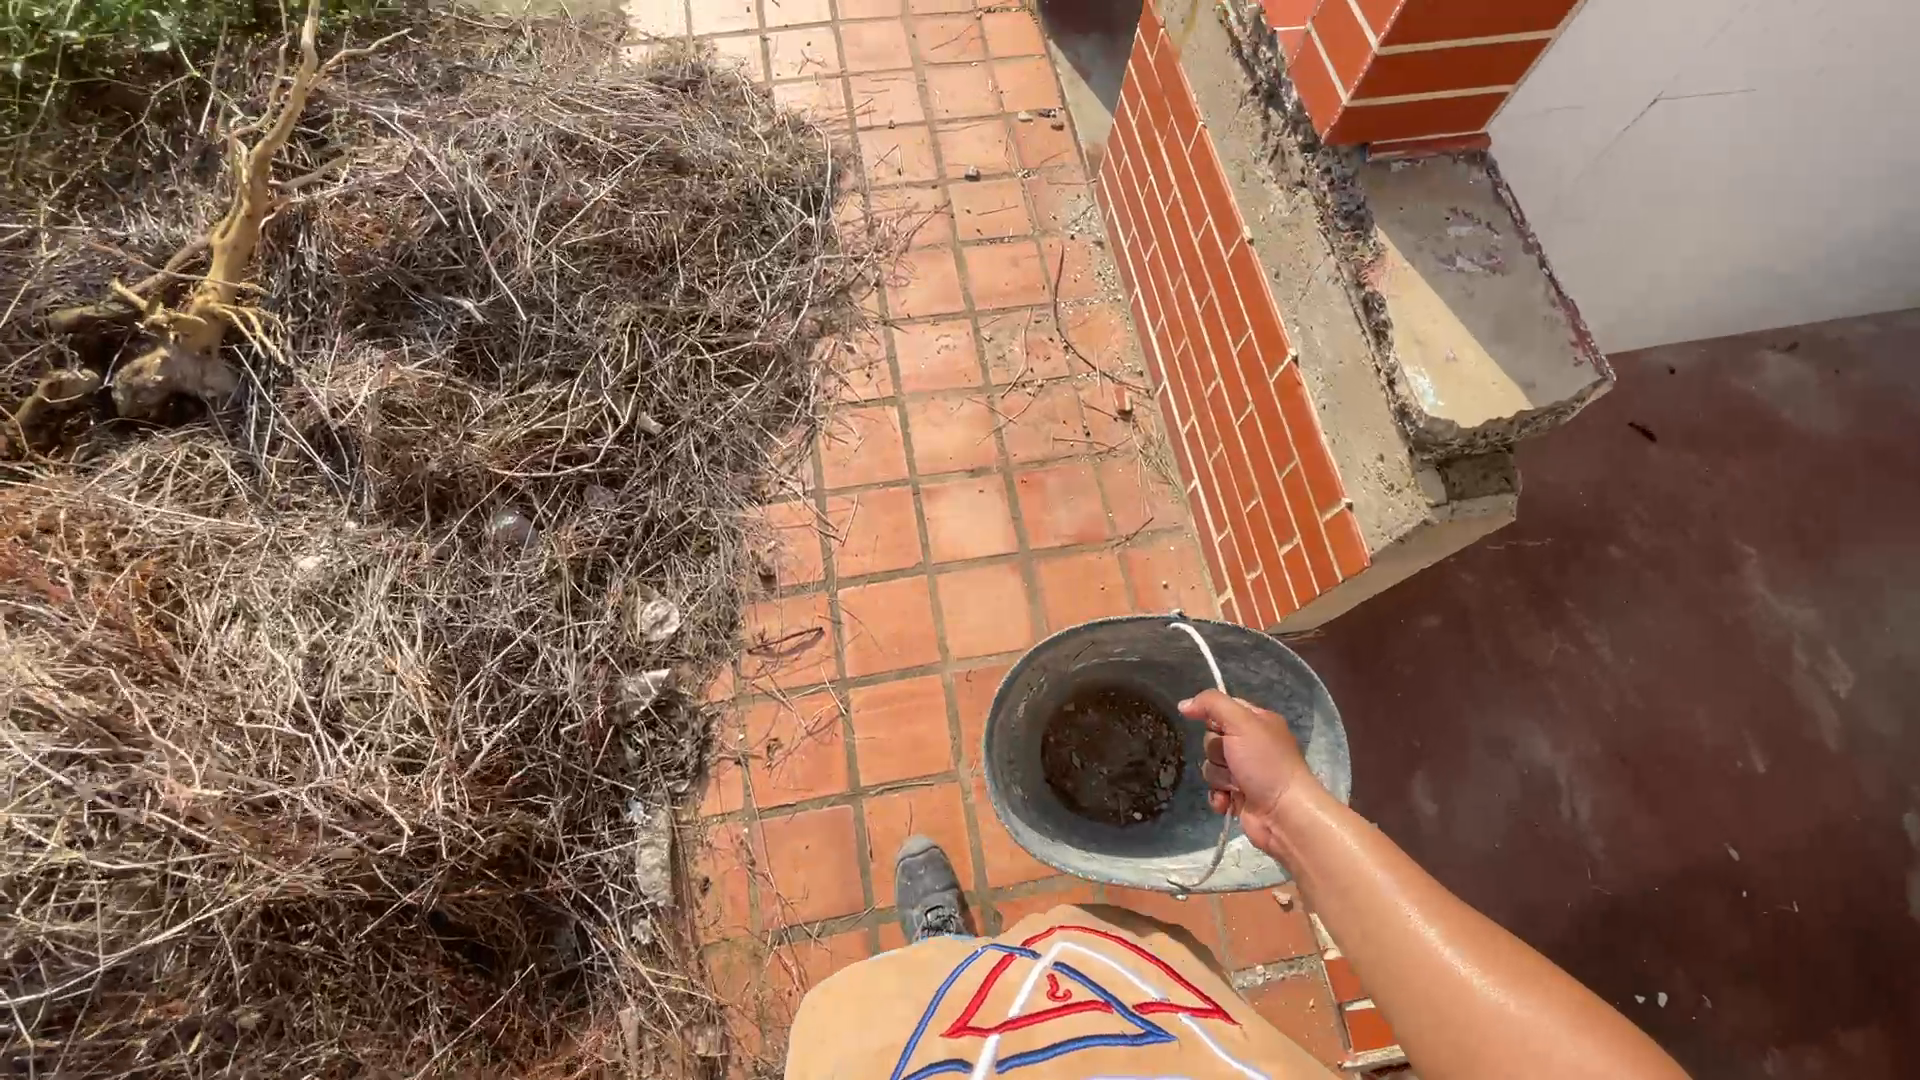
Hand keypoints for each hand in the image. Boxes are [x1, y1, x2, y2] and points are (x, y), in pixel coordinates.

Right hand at [1179, 690, 1320, 859]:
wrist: (1285, 814)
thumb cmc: (1266, 763)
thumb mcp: (1241, 722)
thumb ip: (1212, 704)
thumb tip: (1183, 704)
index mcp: (1258, 722)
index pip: (1223, 708)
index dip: (1214, 717)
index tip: (1217, 728)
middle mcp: (1251, 745)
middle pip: (1212, 739)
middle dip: (1217, 752)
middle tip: (1232, 759)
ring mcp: (1245, 772)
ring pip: (1211, 765)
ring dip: (1219, 776)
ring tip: (1237, 785)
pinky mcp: (1238, 796)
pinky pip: (1214, 789)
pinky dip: (1218, 796)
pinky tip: (1227, 801)